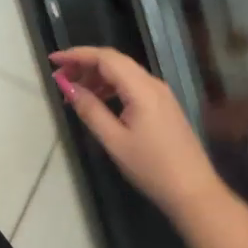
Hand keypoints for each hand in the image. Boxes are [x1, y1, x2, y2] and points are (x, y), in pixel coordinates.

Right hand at [51, 47, 224, 220]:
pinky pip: (132, 85)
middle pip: (114, 61)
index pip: (105, 58)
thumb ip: (90, 109)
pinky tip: (99, 101)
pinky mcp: (164, 106)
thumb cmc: (152, 168)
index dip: (77, 55)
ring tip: (74, 93)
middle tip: (60, 78)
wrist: (194, 192)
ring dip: (97, 77)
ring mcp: (161, 94)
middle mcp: (153, 84)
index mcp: (141, 88)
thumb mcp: (114, 141)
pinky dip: (111, 87)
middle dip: (85, 64)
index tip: (54, 60)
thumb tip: (68, 86)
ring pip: (123, 73)